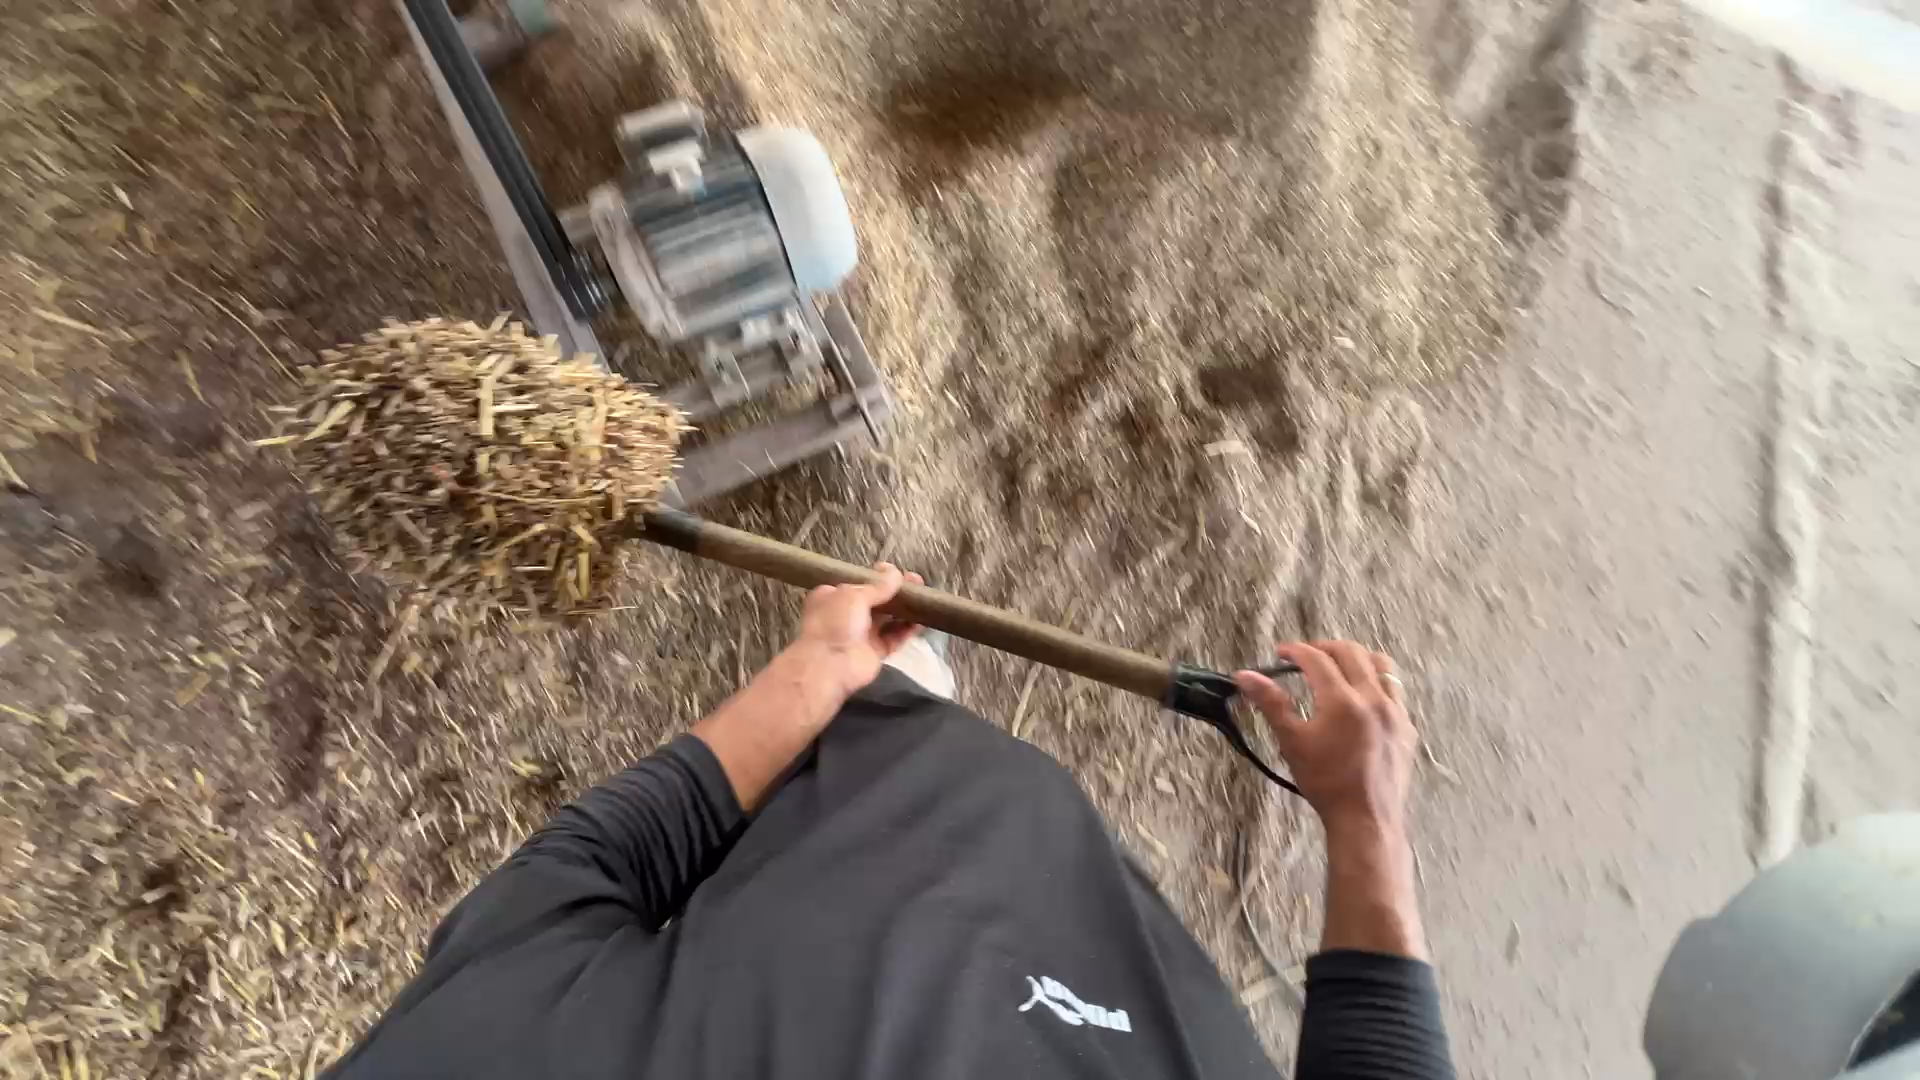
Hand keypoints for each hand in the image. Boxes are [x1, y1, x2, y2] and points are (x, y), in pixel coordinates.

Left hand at [792, 563, 923, 697]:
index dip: (877, 577)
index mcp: (833, 597)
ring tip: (924, 598)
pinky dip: (908, 629)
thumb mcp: (854, 595)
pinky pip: (895, 636)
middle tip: (916, 581)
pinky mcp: (875, 651)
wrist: (828, 666)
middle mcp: (846, 614)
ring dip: (905, 608)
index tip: (894, 571)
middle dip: (896, 591)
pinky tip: (922, 619)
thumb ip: (878, 586)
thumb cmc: (834, 622)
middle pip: (876, 600)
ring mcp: (862, 634)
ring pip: (888, 618)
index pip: (858, 583)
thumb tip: (895, 573)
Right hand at [1234, 641, 1414, 835]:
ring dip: (1356, 658)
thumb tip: (1244, 676)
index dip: (1296, 650)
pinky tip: (1359, 698)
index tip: (1280, 653)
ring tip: (1337, 667)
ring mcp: (1396, 713)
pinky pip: (1394, 691)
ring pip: (1382, 666)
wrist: (1365, 819)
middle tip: (1304, 656)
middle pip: (1352, 653)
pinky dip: (1375, 682)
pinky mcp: (1407, 729)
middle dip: (1324, 648)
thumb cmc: (1324, 781)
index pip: (1317, 659)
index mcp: (1343, 701)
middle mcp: (1374, 699)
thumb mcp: (1291, 741)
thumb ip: (1270, 702)